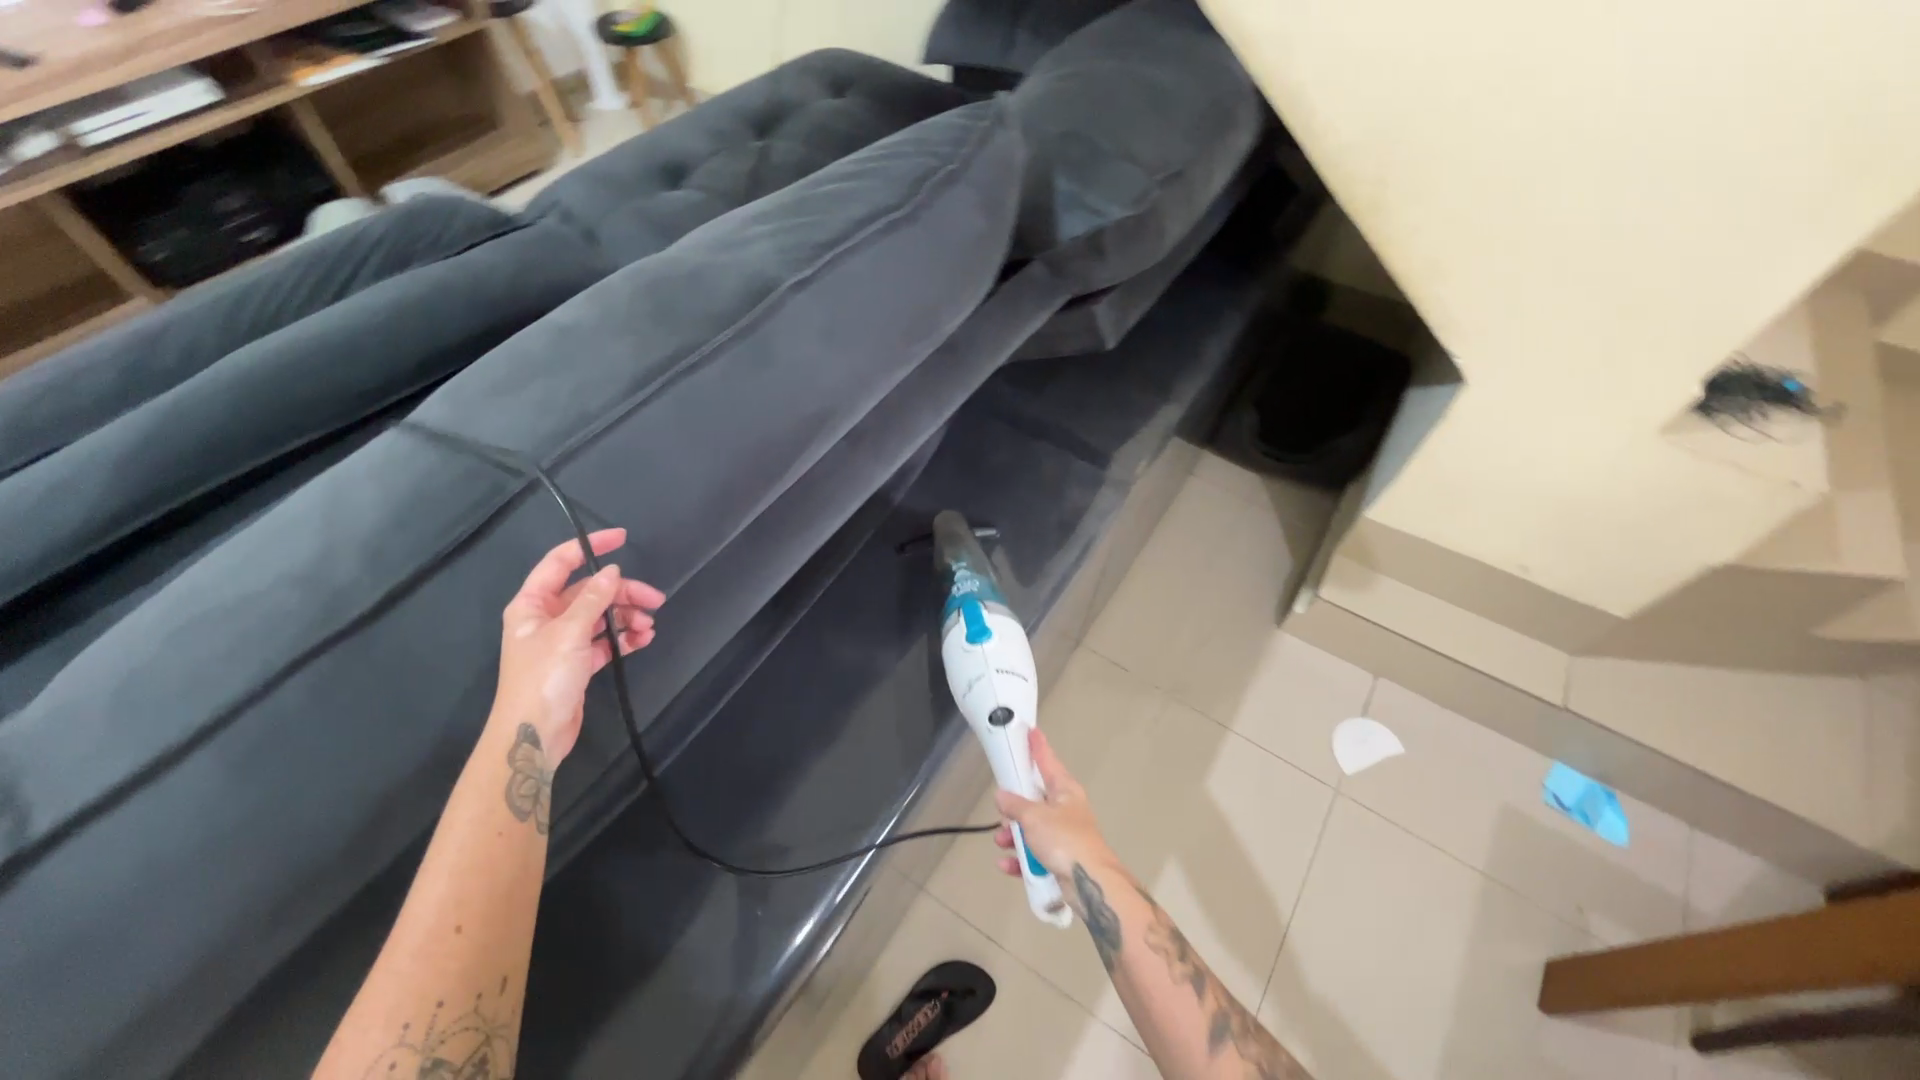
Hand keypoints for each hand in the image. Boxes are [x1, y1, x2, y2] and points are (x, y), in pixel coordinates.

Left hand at [493, 528, 663, 764]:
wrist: (534, 733)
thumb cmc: (544, 677)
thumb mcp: (569, 633)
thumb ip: (593, 599)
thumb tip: (612, 571)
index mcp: (532, 604)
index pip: (561, 562)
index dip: (591, 546)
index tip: (623, 538)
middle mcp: (546, 618)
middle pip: (590, 592)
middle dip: (622, 593)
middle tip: (655, 601)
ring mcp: (562, 641)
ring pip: (601, 616)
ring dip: (626, 617)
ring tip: (649, 627)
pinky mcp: (578, 662)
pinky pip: (605, 641)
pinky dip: (624, 639)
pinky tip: (643, 640)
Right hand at [993, 729, 1117, 883]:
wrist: (1090, 882)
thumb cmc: (1064, 840)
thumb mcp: (1034, 817)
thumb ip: (1015, 805)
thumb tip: (1002, 795)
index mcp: (1065, 791)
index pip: (1048, 762)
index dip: (1038, 747)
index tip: (1031, 731)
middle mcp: (1065, 809)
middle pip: (1034, 800)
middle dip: (1014, 808)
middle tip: (1002, 812)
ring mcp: (1063, 835)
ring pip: (1031, 829)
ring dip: (1014, 836)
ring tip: (1002, 842)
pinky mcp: (1060, 859)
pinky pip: (1034, 855)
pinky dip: (1021, 860)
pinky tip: (1007, 865)